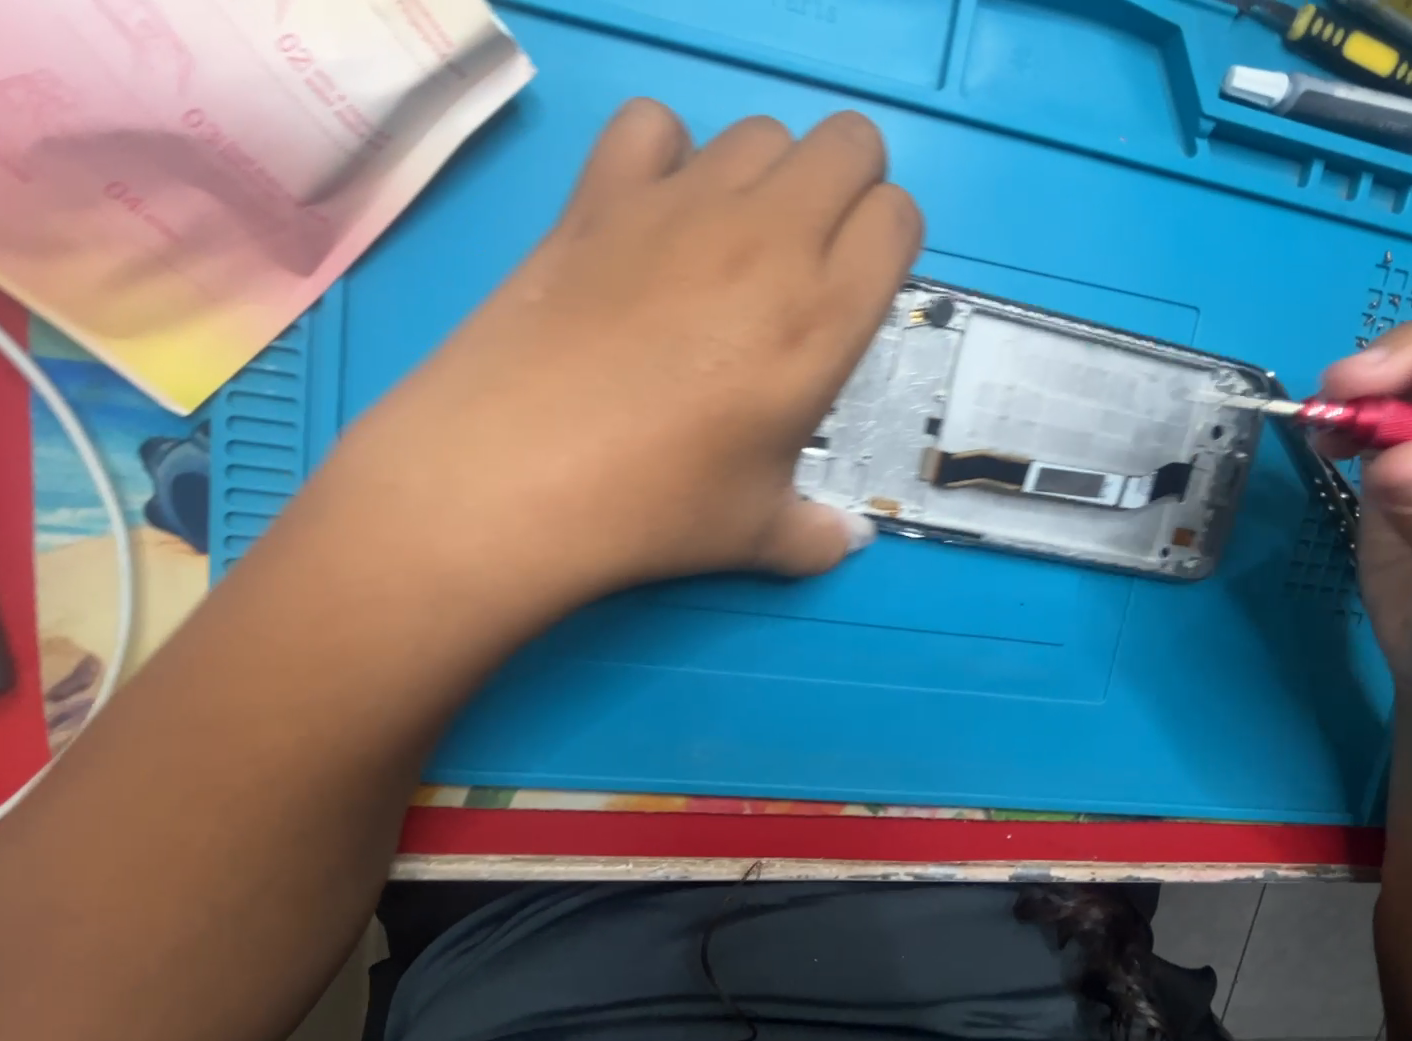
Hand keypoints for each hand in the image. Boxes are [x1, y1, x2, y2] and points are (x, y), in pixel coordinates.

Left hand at [318, 100, 920, 601]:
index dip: (885, 244)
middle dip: (845, 186)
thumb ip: (817, 535)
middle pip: (848, 143)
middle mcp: (767, 241)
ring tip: (728, 243)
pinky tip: (651, 214)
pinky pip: (651, 126)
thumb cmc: (653, 507)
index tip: (851, 288)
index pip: (898, 217)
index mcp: (822, 318)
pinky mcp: (600, 197)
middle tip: (805, 255)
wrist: (514, 477)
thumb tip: (848, 543)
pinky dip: (663, 154)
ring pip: (760, 132)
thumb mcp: (754, 533)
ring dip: (764, 176)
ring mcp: (680, 208)